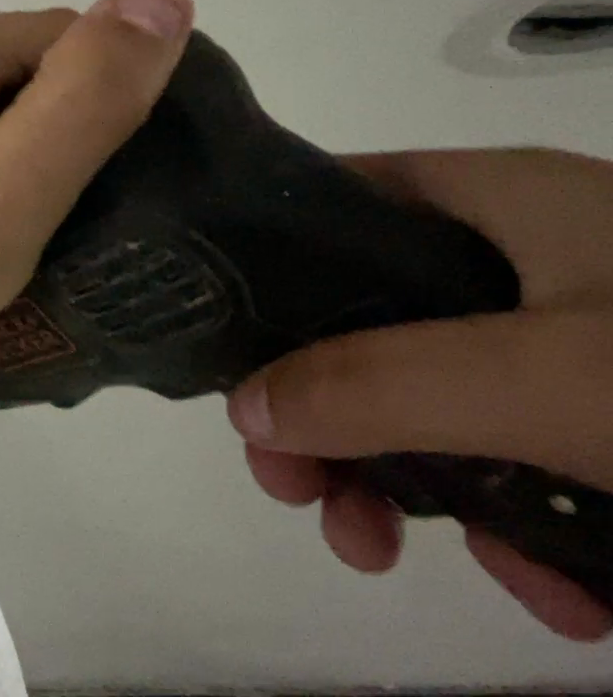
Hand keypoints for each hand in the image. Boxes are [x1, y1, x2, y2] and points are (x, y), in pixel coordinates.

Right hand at [226, 147, 612, 640]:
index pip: (332, 194)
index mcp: (502, 204)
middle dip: (320, 412)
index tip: (216, 334)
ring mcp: (579, 345)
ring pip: (435, 400)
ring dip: (402, 486)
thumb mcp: (553, 379)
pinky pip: (524, 458)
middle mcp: (526, 262)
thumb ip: (377, 385)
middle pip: (365, 321)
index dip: (260, 250)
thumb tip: (240, 408)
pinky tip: (550, 597)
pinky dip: (515, 527)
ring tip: (386, 557)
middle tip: (291, 485)